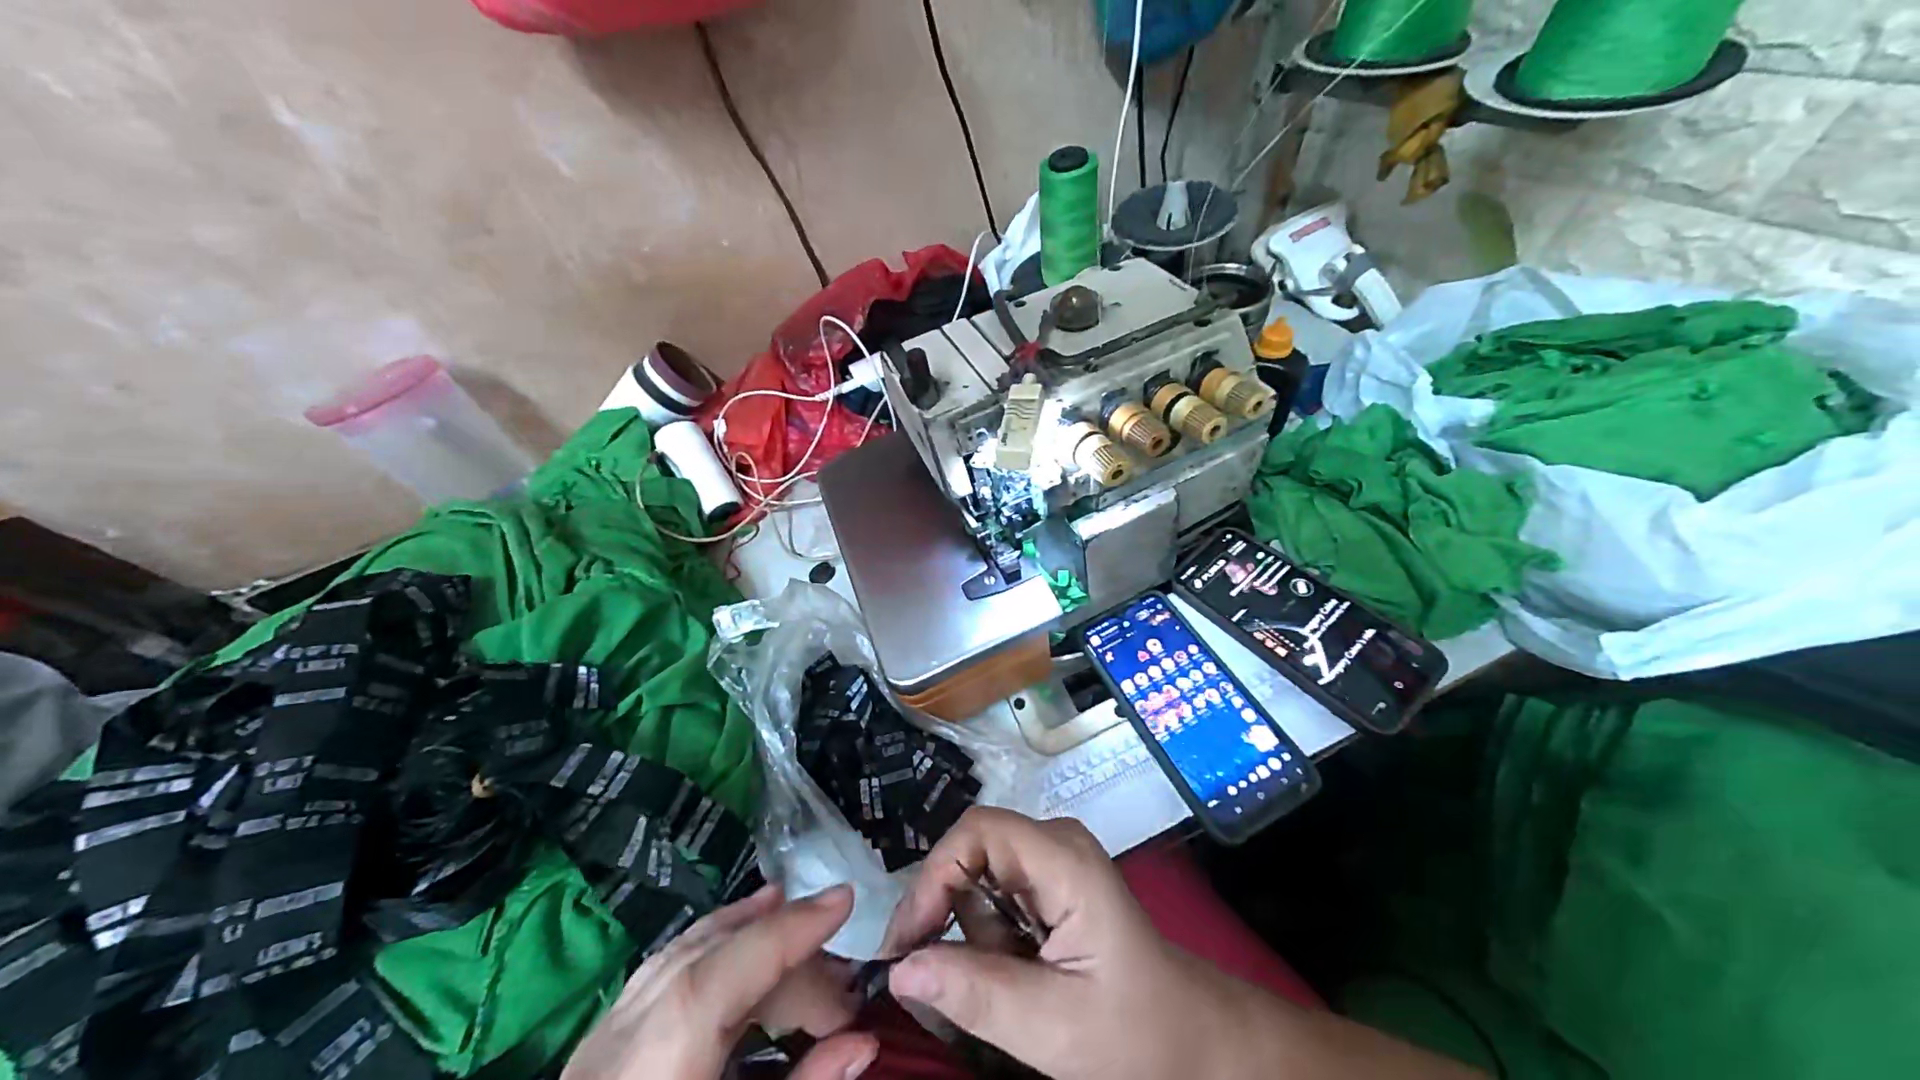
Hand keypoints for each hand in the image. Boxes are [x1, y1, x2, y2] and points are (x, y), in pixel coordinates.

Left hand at [562, 884, 877, 1079]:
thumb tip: (860, 1043)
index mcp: (651, 1076)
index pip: (718, 978)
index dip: (786, 932)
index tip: (844, 902)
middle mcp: (615, 1048)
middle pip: (707, 962)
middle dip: (785, 952)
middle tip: (844, 986)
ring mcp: (597, 1046)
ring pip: (676, 955)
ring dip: (741, 930)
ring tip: (794, 913)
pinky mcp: (595, 1051)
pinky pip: (659, 974)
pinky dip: (706, 948)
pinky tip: (732, 939)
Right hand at [880, 808, 1480, 1079]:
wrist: (1217, 1062)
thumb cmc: (1149, 1041)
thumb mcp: (1052, 1030)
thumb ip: (972, 992)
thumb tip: (900, 971)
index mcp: (1061, 860)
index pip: (973, 834)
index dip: (930, 881)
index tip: (907, 949)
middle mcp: (1057, 854)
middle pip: (971, 855)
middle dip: (940, 909)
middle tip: (932, 979)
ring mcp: (1059, 879)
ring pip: (980, 882)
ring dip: (959, 931)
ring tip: (966, 989)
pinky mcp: (1059, 908)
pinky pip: (997, 908)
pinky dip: (978, 941)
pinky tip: (989, 984)